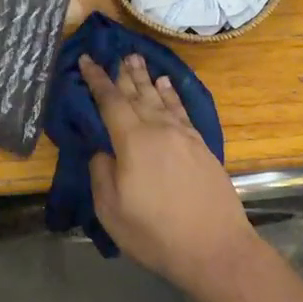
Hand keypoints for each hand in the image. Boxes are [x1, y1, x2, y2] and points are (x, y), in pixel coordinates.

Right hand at [86, 54, 258, 290]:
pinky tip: (167, 85)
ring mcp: (183, 136)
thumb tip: (103, 151)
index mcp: (132, 141)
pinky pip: (182, 110)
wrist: (215, 249)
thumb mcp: (111, 210)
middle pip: (137, 94)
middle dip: (123, 73)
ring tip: (137, 60)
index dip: (96, 79)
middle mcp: (158, 129)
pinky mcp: (201, 146)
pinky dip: (172, 94)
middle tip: (116, 52)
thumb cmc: (155, 233)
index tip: (87, 60)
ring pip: (160, 98)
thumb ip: (101, 173)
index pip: (110, 101)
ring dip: (146, 78)